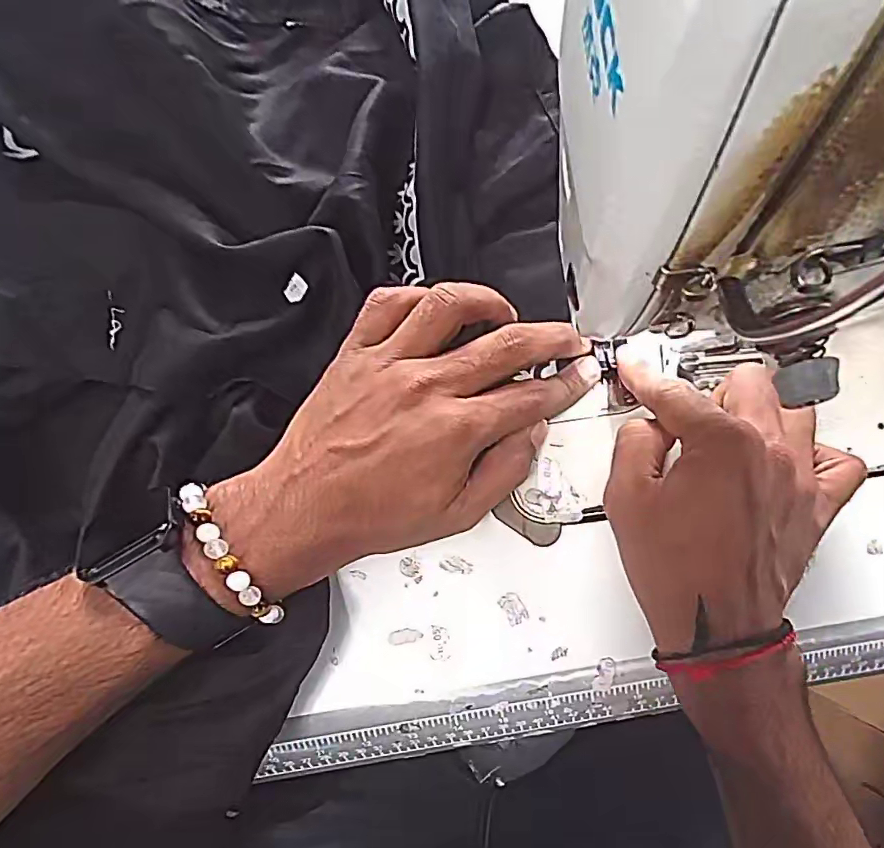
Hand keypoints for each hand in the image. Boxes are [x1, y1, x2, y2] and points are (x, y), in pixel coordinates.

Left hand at [193, 283, 599, 602]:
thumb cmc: (371, 515)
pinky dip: (418, 297)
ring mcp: (389, 365)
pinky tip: (435, 308)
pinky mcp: (356, 355)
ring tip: (507, 312)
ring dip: (489, 301)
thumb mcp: (456, 514)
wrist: (306, 508)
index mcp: (455, 430)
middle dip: (552, 338)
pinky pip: (388, 304)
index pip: (529, 396)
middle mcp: (425, 388)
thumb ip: (504, 471)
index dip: (564, 384)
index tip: (577, 377)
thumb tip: (530, 436)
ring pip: (450, 306)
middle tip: (566, 340)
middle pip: (507, 344)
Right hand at [604, 360, 865, 656]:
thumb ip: (633, 443)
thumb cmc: (678, 574)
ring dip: (761, 411)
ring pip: (795, 407)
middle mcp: (768, 450)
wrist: (715, 624)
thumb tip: (647, 425)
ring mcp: (798, 476)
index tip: (640, 373)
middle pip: (749, 381)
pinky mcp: (816, 505)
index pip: (678, 393)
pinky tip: (787, 460)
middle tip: (689, 417)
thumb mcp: (626, 500)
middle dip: (712, 390)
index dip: (648, 379)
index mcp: (720, 441)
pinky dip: (816, 451)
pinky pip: (838, 461)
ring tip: (734, 434)